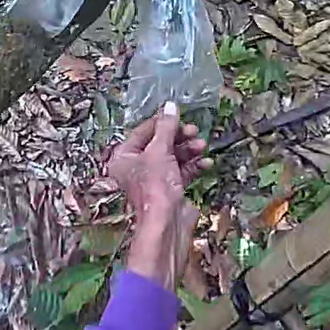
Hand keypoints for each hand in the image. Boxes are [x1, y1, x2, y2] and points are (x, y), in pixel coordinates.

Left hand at [106, 103, 209, 287]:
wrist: (166, 223)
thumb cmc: (154, 187)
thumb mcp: (160, 150)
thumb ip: (167, 127)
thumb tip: (170, 106)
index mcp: (124, 157)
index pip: (143, 132)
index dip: (161, 122)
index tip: (178, 114)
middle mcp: (136, 168)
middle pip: (160, 143)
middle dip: (179, 137)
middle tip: (193, 132)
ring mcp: (154, 179)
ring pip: (173, 157)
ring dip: (189, 150)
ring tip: (201, 147)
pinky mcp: (170, 189)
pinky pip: (182, 171)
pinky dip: (193, 166)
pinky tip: (205, 163)